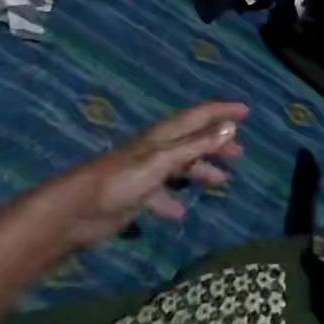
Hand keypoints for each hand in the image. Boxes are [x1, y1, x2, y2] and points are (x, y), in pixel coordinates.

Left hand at [46, 101, 248, 247]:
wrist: (76, 211)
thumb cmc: (121, 180)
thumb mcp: (163, 160)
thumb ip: (196, 145)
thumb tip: (229, 128)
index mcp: (164, 136)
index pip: (199, 116)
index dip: (222, 112)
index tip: (246, 112)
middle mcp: (158, 150)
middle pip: (193, 140)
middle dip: (217, 143)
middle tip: (240, 152)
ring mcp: (147, 173)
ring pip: (182, 167)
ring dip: (202, 170)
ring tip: (222, 181)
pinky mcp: (137, 197)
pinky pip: (163, 196)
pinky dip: (175, 201)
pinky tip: (182, 211)